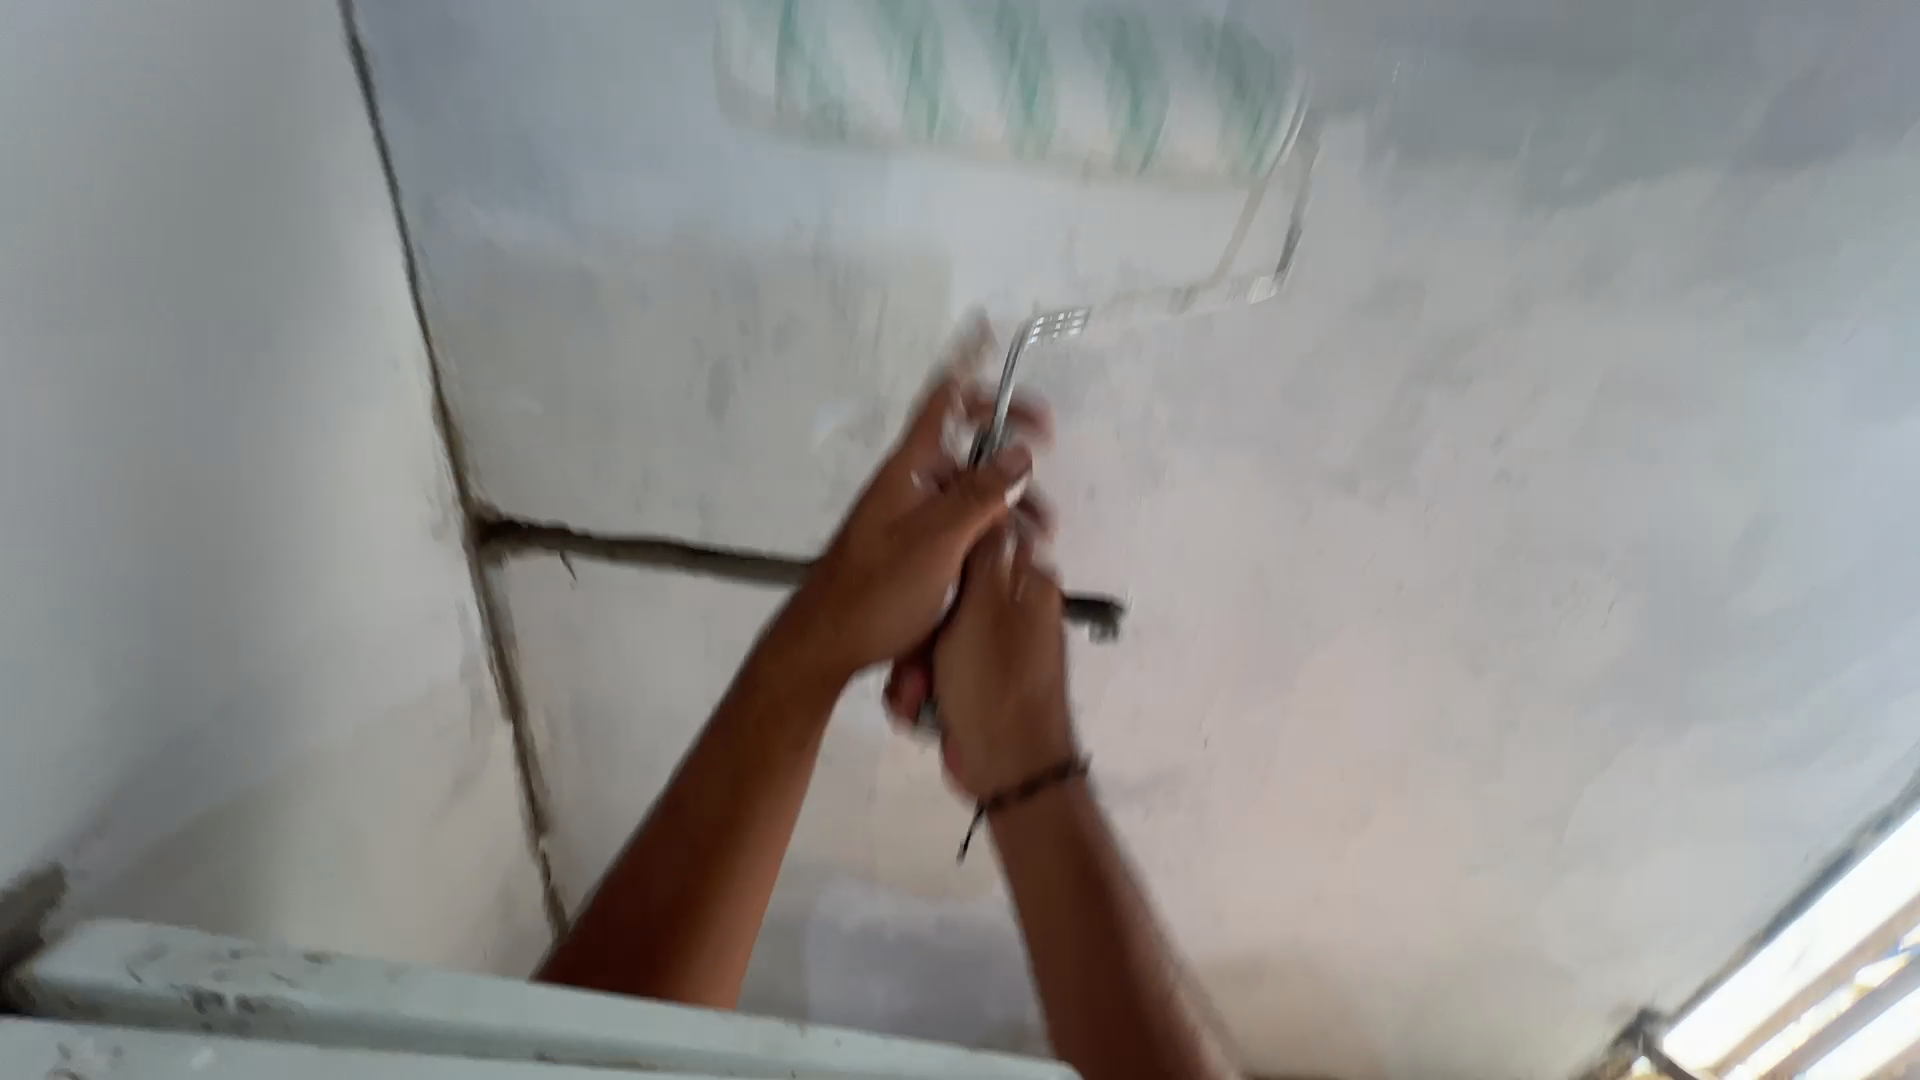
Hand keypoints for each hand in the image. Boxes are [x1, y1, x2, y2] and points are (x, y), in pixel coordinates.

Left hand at [767, 319, 1052, 687]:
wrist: (828, 642)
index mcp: (910, 468)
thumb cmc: (875, 591)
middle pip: (970, 449)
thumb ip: (978, 497)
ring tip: (1039, 536)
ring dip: (1009, 505)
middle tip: (1046, 472)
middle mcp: (914, 483)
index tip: (1012, 369)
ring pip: (972, 493)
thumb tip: (1020, 452)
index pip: (944, 401)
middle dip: (1012, 458)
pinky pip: (964, 525)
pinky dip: (992, 531)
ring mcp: (916, 517)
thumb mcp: (935, 543)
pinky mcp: (919, 548)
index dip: (974, 371)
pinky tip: (1014, 555)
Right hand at [926, 527, 1076, 799]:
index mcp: (1027, 583)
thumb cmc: (994, 680)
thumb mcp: (983, 605)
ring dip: (916, 665)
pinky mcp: (974, 682)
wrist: (1007, 768)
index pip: (981, 542)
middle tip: (915, 659)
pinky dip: (925, 688)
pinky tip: (919, 707)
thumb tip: (999, 500)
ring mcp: (992, 650)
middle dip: (921, 630)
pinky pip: (938, 668)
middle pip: (949, 594)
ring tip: (915, 693)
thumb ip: (985, 551)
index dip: (943, 554)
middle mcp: (1012, 610)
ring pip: (936, 634)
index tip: (916, 570)